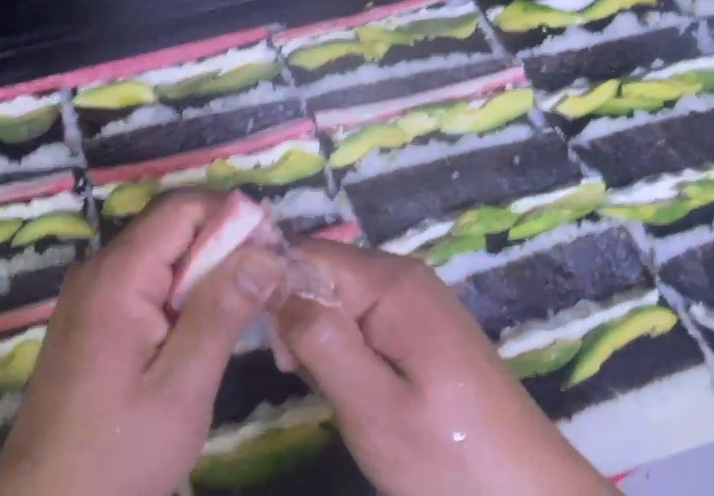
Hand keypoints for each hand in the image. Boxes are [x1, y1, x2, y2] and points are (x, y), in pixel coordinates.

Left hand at [0, 191, 286, 495]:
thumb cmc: (118, 451)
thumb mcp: (182, 387)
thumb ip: (221, 311)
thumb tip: (265, 250)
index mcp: (118, 275)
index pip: (181, 208)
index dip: (232, 216)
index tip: (274, 249)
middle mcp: (98, 268)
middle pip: (169, 227)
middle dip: (223, 243)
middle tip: (269, 281)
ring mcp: (89, 292)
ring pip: (158, 254)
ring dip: (204, 269)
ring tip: (246, 304)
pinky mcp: (90, 316)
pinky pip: (142, 281)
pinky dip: (178, 291)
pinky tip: (203, 326)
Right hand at [270, 241, 612, 495]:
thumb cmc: (451, 461)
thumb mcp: (374, 407)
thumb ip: (319, 339)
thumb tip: (269, 278)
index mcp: (390, 281)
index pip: (303, 252)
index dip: (271, 287)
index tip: (262, 343)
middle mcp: (402, 274)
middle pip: (318, 271)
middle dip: (295, 316)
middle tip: (298, 376)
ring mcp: (414, 299)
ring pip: (335, 296)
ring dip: (316, 336)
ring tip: (324, 388)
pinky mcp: (419, 326)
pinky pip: (359, 316)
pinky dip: (342, 346)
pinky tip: (349, 386)